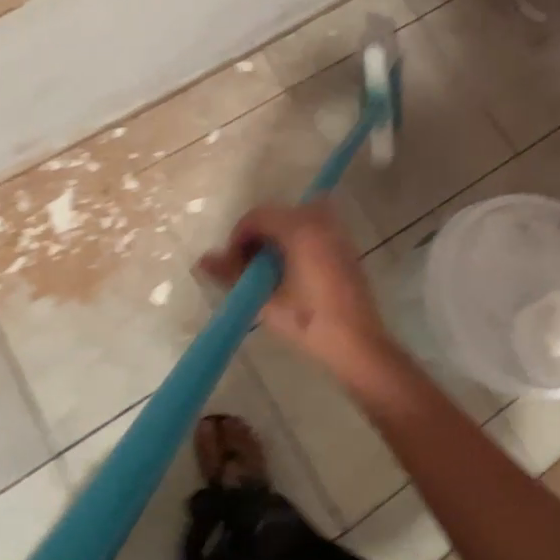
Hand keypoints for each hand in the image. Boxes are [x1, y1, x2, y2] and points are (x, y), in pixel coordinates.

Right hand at [197, 202, 399, 383]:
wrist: (358, 346)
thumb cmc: (311, 324)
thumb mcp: (266, 301)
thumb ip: (233, 275)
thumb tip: (201, 260)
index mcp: (300, 230)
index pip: (257, 217)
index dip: (238, 238)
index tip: (231, 266)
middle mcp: (320, 222)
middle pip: (276, 214)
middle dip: (256, 237)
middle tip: (246, 269)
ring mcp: (336, 232)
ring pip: (295, 220)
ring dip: (275, 237)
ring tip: (266, 271)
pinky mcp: (345, 247)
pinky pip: (313, 229)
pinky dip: (295, 240)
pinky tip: (290, 273)